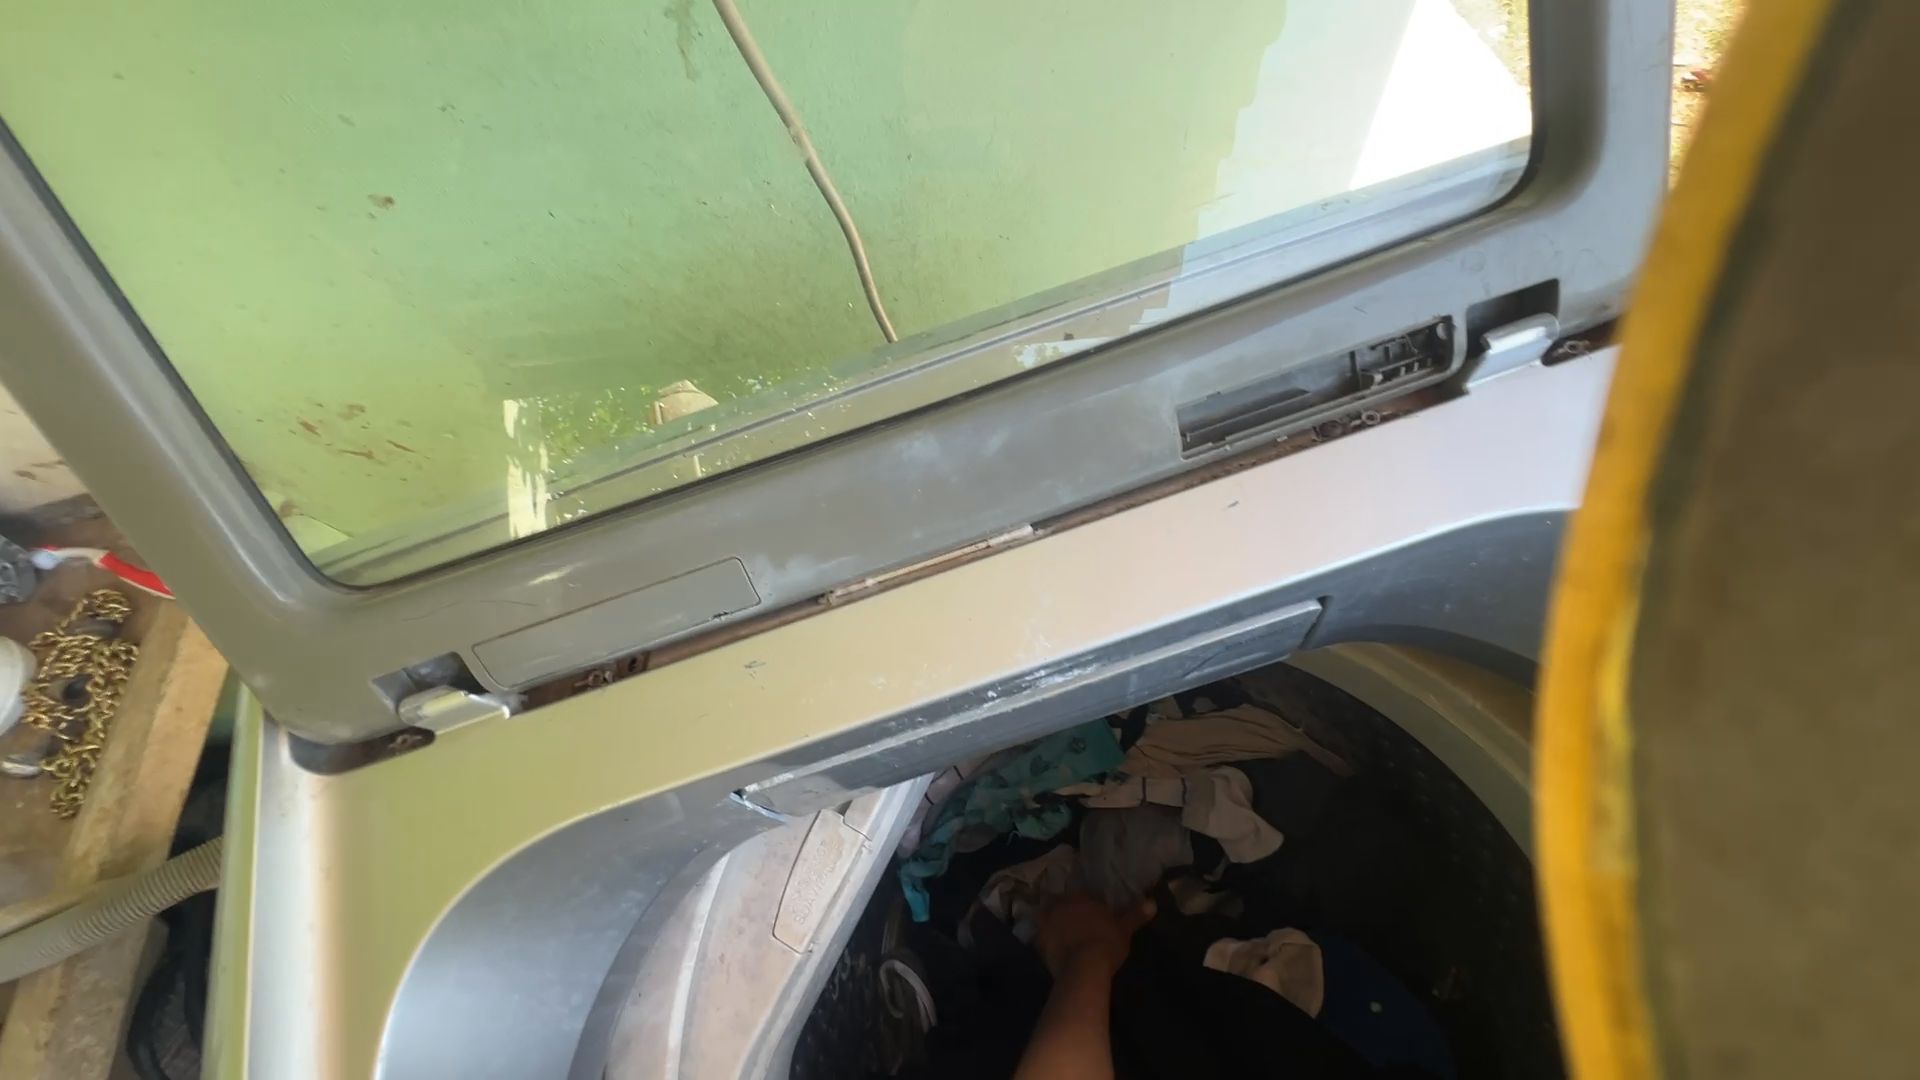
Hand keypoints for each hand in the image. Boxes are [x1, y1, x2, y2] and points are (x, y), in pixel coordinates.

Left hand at [1032, 889, 1154, 979]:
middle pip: (1064, 903)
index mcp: (1081, 897)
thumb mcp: (1124, 929)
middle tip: (1078, 924)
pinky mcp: (1040, 940)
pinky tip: (1055, 949)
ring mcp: (1048, 921)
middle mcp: (1061, 904)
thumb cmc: (1106, 943)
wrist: (1083, 968)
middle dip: (1069, 910)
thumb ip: (1135, 914)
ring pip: (1050, 917)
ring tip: (1065, 935)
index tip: (1094, 915)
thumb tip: (1152, 902)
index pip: (1084, 895)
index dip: (1089, 904)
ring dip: (1056, 923)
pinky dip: (1048, 941)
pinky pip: (1043, 937)